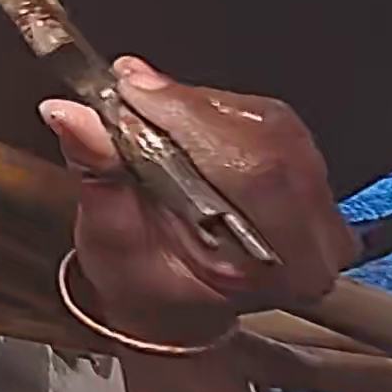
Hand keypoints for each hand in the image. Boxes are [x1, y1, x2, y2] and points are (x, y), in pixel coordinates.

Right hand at [39, 57, 357, 348]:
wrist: (166, 303)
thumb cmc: (138, 282)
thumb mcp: (104, 234)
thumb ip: (97, 171)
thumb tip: (70, 114)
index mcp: (275, 265)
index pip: (247, 167)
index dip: (185, 116)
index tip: (128, 88)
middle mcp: (316, 238)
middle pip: (262, 136)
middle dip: (185, 104)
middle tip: (126, 88)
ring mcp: (321, 208)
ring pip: (267, 122)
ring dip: (196, 103)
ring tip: (141, 103)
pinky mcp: (309, 181)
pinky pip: (268, 124)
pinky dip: (211, 109)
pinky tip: (173, 113)